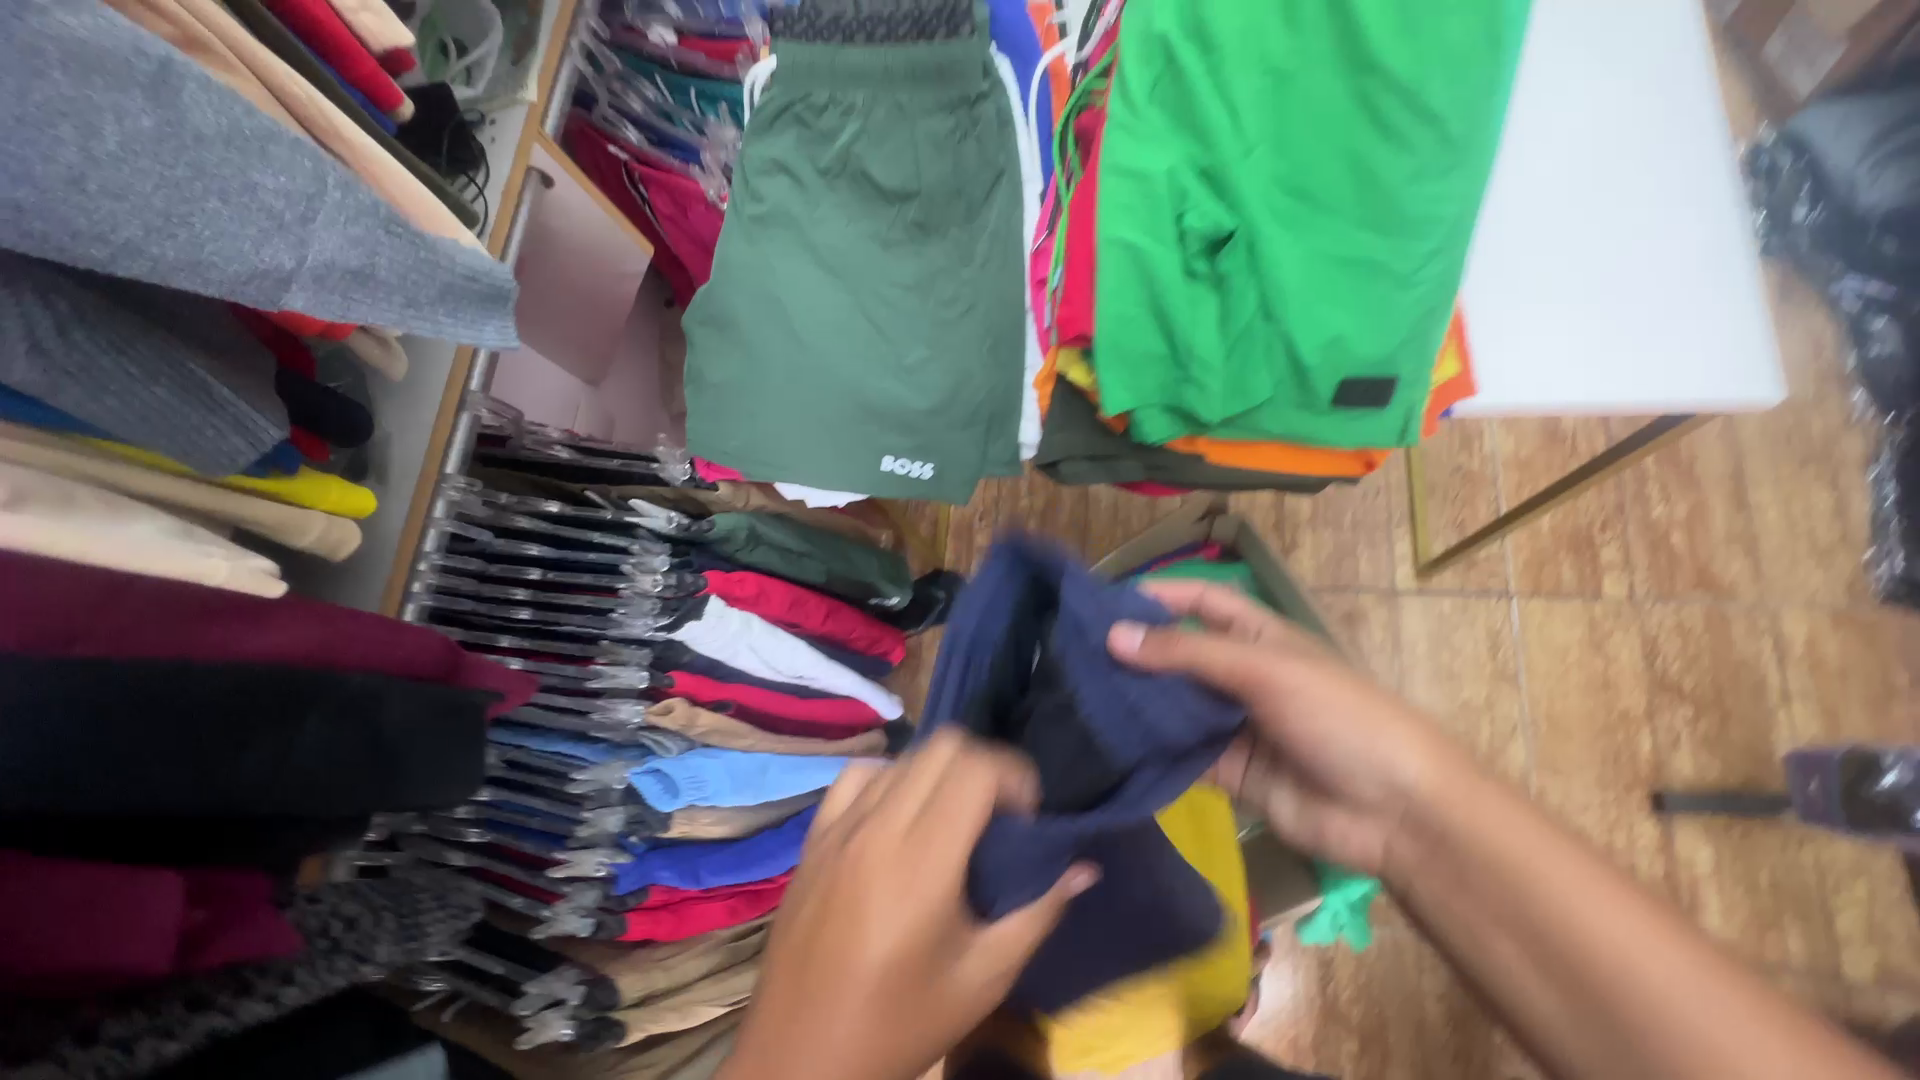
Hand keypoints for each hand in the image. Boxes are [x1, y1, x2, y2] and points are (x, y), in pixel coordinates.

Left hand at [719, 729, 1099, 1079]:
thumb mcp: (985, 977)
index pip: (975, 768)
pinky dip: (890, 779)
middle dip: (984, 765)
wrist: (803, 1056)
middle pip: (941, 745)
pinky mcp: (813, 839)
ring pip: (902, 757)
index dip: (1015, 776)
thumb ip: (1039, 912)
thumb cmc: (902, 1022)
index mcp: (922, 860)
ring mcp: (838, 829)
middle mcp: (877, 827)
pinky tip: (900, 816)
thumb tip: (1085, 867)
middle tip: (1000, 815)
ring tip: (954, 818)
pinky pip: (856, 778)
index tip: (1028, 817)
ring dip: (939, 772)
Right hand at [1107, 580, 1465, 876]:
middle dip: (1135, 653)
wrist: (1395, 810)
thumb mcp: (1264, 670)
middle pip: (1179, 655)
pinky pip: (1180, 756)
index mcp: (1259, 637)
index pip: (1201, 602)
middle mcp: (1242, 676)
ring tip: (1077, 698)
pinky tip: (1108, 747)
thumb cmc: (1338, 716)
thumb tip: (1113, 636)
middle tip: (1072, 656)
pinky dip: (1149, 751)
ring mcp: (1234, 726)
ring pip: (1174, 708)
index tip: (1103, 600)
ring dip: (1136, 704)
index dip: (1159, 595)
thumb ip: (1187, 654)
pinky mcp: (1228, 774)